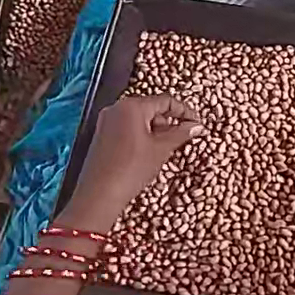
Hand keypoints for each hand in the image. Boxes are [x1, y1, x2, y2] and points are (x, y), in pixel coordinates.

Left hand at [61, 95, 202, 229]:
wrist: (99, 194)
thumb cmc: (128, 170)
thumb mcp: (161, 150)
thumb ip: (181, 133)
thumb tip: (195, 126)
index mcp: (131, 107)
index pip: (165, 101)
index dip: (184, 111)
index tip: (195, 122)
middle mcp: (116, 109)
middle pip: (151, 108)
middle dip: (168, 122)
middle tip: (182, 137)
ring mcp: (107, 122)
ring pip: (139, 119)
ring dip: (155, 130)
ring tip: (164, 149)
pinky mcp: (102, 135)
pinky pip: (127, 128)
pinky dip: (141, 136)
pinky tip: (148, 153)